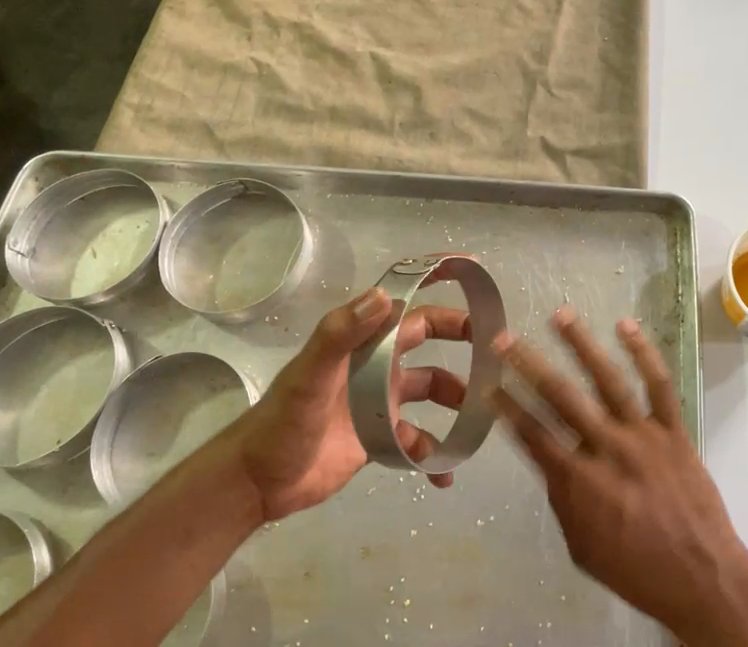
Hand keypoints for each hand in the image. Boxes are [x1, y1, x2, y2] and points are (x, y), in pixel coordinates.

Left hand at [233, 288, 468, 520]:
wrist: (257, 483)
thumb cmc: (281, 423)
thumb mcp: (308, 376)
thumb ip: (339, 335)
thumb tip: (384, 295)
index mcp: (361, 341)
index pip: (400, 298)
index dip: (431, 276)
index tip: (469, 265)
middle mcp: (375, 363)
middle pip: (426, 337)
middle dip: (459, 335)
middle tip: (491, 345)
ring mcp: (379, 400)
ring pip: (431, 388)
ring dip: (456, 397)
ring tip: (480, 414)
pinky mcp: (380, 437)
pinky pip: (417, 440)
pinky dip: (434, 454)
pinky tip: (446, 475)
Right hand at [493, 307, 747, 646]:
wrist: (700, 576)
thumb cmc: (635, 569)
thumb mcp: (581, 545)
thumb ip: (563, 497)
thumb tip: (549, 458)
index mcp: (577, 481)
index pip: (532, 432)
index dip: (506, 404)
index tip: (488, 381)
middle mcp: (606, 448)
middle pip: (560, 396)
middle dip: (528, 363)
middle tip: (504, 338)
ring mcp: (643, 434)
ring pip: (608, 379)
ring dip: (581, 344)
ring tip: (561, 314)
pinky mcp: (674, 430)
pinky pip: (659, 385)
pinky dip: (644, 353)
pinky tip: (626, 325)